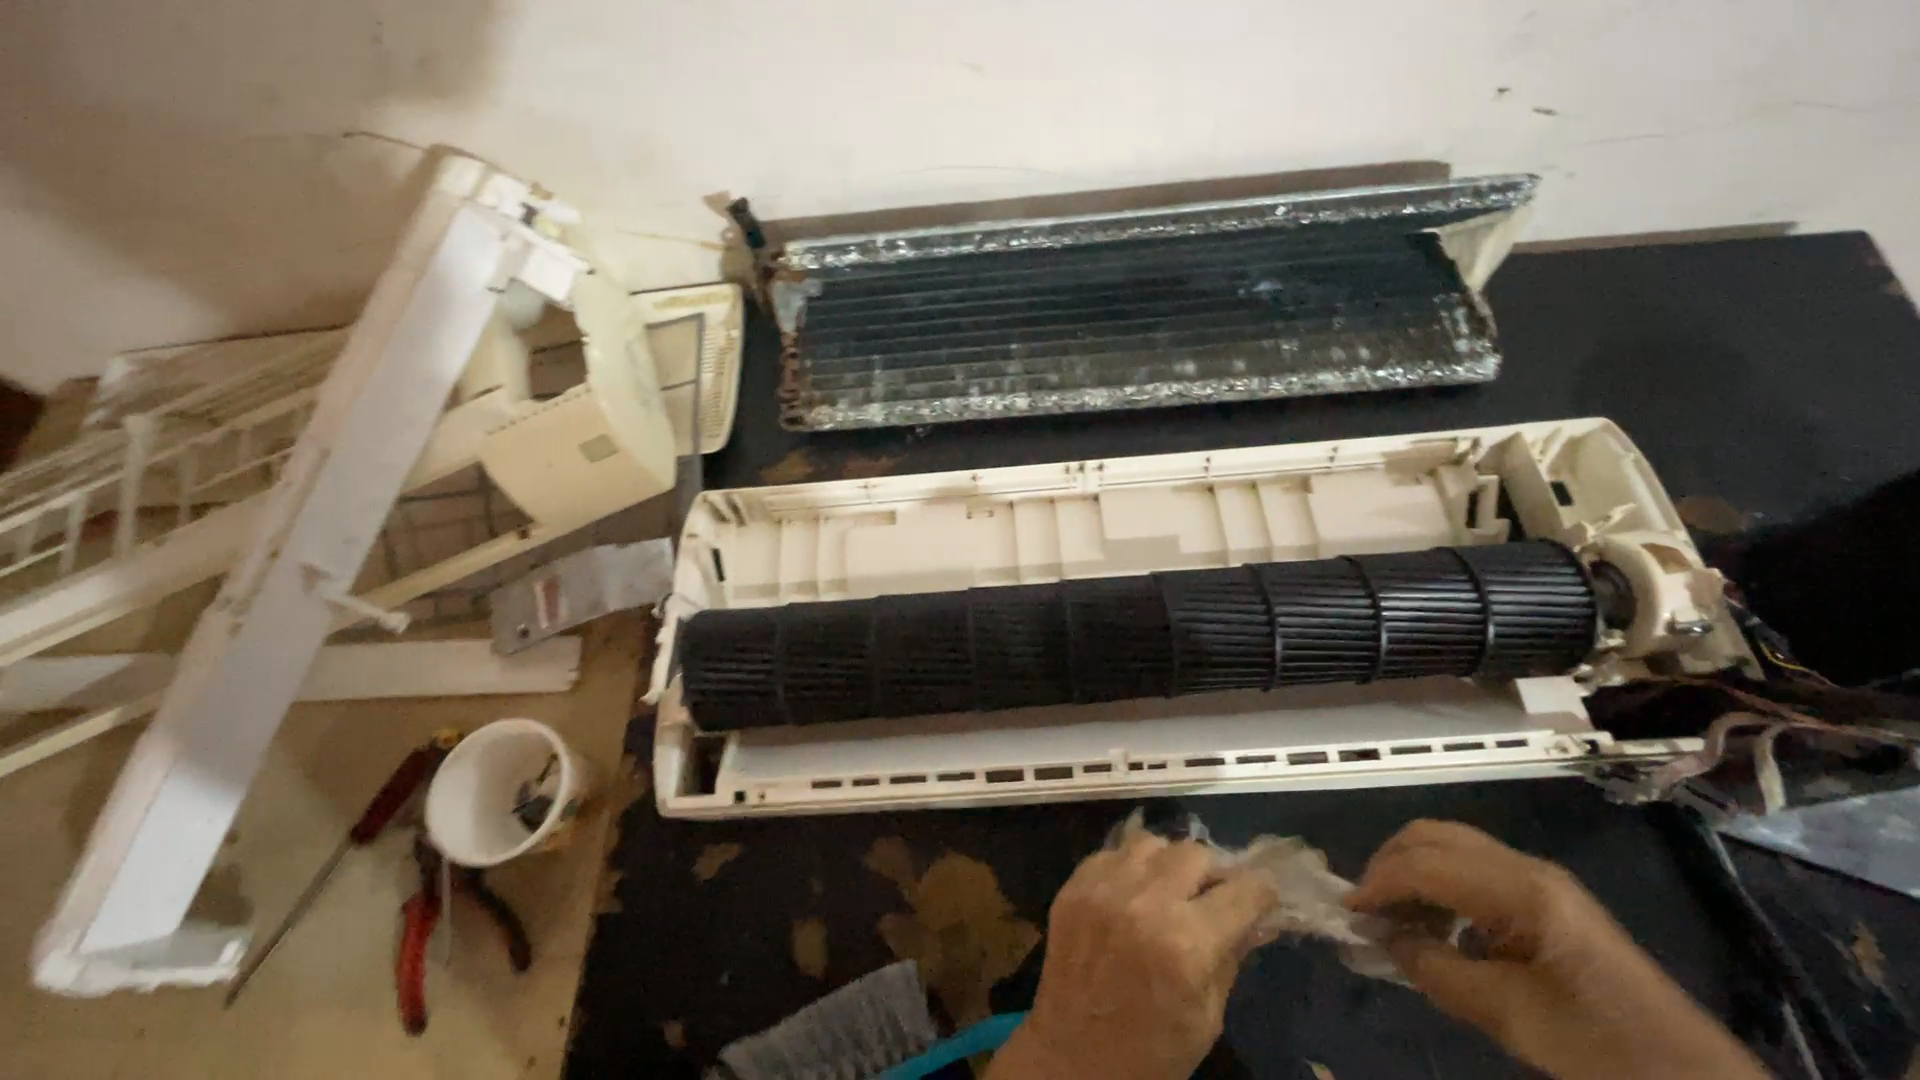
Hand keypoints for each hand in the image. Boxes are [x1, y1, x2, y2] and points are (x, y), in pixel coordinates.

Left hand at [985, 829, 1279, 1079]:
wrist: (1073, 1061)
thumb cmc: (1152, 1052)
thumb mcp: (1208, 1015)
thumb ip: (1232, 955)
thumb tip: (1258, 917)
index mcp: (1187, 942)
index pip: (1243, 889)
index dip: (1261, 891)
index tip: (1263, 896)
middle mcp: (1145, 902)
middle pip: (1195, 853)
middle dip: (1211, 873)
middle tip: (1211, 897)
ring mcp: (1103, 889)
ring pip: (1151, 843)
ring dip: (1167, 863)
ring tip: (1168, 891)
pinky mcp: (1072, 888)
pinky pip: (1111, 853)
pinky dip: (1128, 867)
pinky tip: (1132, 895)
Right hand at [1346, 820, 1769, 1079]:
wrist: (1689, 1077)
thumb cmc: (1596, 1044)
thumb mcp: (1505, 1013)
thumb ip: (1433, 968)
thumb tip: (1383, 937)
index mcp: (1521, 890)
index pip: (1425, 864)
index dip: (1377, 883)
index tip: (1349, 913)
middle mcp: (1527, 868)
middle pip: (1434, 836)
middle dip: (1389, 863)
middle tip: (1367, 906)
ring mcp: (1541, 880)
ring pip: (1452, 846)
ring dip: (1413, 870)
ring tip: (1394, 915)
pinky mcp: (1547, 899)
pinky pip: (1474, 869)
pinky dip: (1440, 882)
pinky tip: (1435, 924)